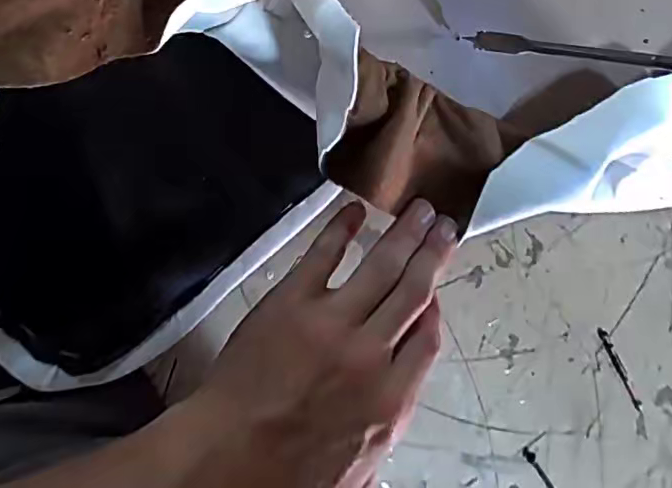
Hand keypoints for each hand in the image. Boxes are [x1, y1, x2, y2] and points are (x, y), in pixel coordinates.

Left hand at [190, 198, 457, 487]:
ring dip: (404, 233)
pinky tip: (354, 210)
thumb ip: (386, 423)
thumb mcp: (357, 468)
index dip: (434, 305)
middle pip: (414, 290)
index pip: (427, 337)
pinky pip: (325, 253)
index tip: (435, 286)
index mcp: (389, 401)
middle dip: (433, 253)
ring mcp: (332, 323)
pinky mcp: (293, 300)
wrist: (227, 460)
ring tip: (418, 210)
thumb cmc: (285, 474)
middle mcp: (369, 356)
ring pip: (382, 265)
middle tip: (444, 225)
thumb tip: (397, 390)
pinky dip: (341, 227)